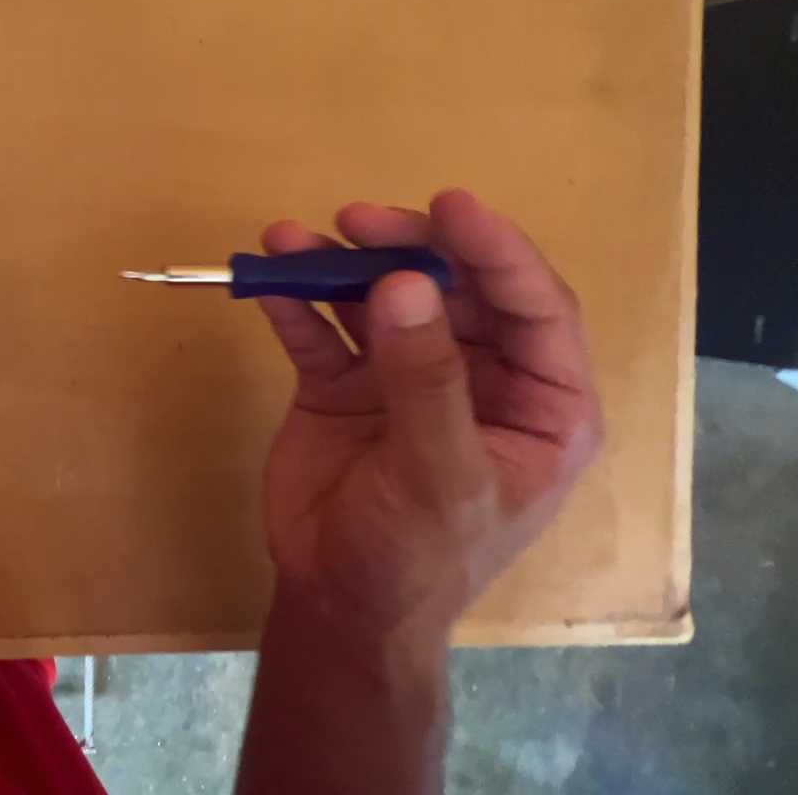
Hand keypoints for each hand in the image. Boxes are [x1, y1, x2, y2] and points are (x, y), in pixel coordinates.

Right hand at [254, 189, 602, 640]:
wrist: (336, 595)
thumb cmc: (417, 552)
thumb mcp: (437, 473)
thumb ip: (424, 380)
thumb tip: (401, 286)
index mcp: (535, 403)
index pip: (532, 310)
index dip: (497, 253)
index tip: (451, 205)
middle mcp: (471, 377)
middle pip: (446, 291)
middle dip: (403, 249)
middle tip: (353, 219)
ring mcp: (397, 377)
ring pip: (373, 302)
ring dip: (333, 267)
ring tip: (289, 238)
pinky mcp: (336, 386)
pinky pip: (316, 332)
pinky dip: (290, 304)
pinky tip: (265, 282)